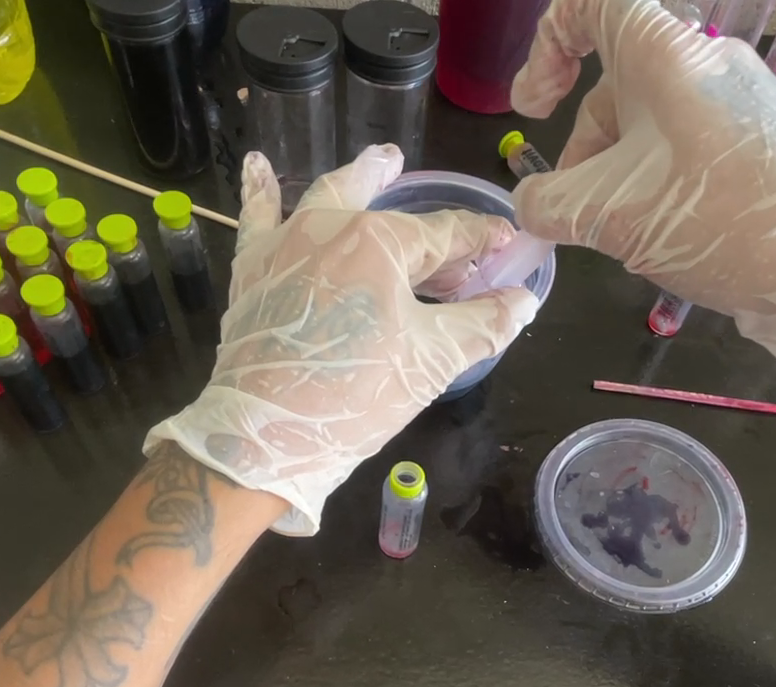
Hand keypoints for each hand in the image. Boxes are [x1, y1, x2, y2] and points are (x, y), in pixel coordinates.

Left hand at [145, 146, 538, 535]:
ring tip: (376, 163)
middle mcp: (329, 227)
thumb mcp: (432, 361)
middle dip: (415, 200)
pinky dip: (258, 193)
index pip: (446, 234)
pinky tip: (256, 165)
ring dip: (355, 178)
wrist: (269, 435)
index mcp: (380, 243)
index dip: (480, 239)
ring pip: (325, 197)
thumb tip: (524, 300)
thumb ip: (483, 324)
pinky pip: (255, 220)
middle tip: (429, 185)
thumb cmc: (358, 396)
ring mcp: (285, 245)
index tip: (504, 243)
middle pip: (384, 207)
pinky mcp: (251, 272)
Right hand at [510, 0, 775, 387]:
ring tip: (622, 238)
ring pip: (645, 131)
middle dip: (579, 152)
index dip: (546, 49)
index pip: (591, 8)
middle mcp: (702, 67)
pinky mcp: (753, 146)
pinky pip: (680, 155)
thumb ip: (549, 204)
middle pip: (614, 89)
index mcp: (667, 56)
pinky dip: (652, 191)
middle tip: (572, 215)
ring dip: (613, 182)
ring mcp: (733, 107)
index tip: (530, 113)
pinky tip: (661, 238)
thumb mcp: (613, 215)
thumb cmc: (719, 222)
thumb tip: (528, 205)